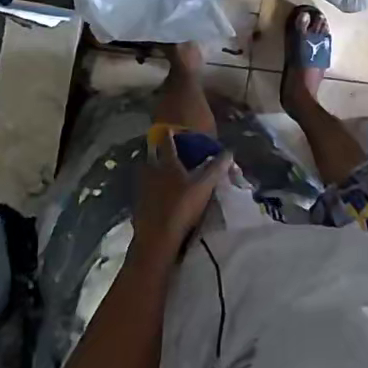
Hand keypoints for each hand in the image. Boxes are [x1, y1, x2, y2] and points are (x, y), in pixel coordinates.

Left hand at [131, 136, 230, 262]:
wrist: (157, 238)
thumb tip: (229, 151)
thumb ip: (216, 168)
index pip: (167, 142)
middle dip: (158, 153)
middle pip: (153, 156)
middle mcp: (151, 171)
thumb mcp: (204, 186)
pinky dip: (151, 189)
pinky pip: (144, 190)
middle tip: (167, 153)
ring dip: (154, 171)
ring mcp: (142, 188)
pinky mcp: (138, 205)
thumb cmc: (182, 207)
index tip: (170, 129)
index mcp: (167, 164)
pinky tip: (159, 196)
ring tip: (164, 175)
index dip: (169, 134)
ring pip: (147, 173)